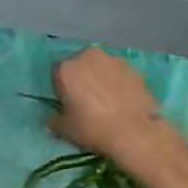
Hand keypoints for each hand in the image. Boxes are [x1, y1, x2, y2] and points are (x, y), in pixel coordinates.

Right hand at [49, 47, 183, 164]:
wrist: (134, 131)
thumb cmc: (93, 128)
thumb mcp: (65, 129)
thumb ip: (54, 120)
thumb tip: (53, 118)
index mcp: (66, 68)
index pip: (57, 73)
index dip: (61, 88)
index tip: (68, 103)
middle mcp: (87, 56)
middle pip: (79, 65)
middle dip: (81, 78)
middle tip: (87, 101)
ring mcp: (111, 59)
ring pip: (100, 67)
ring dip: (100, 78)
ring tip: (107, 101)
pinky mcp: (131, 67)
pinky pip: (118, 73)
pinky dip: (117, 82)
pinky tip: (122, 100)